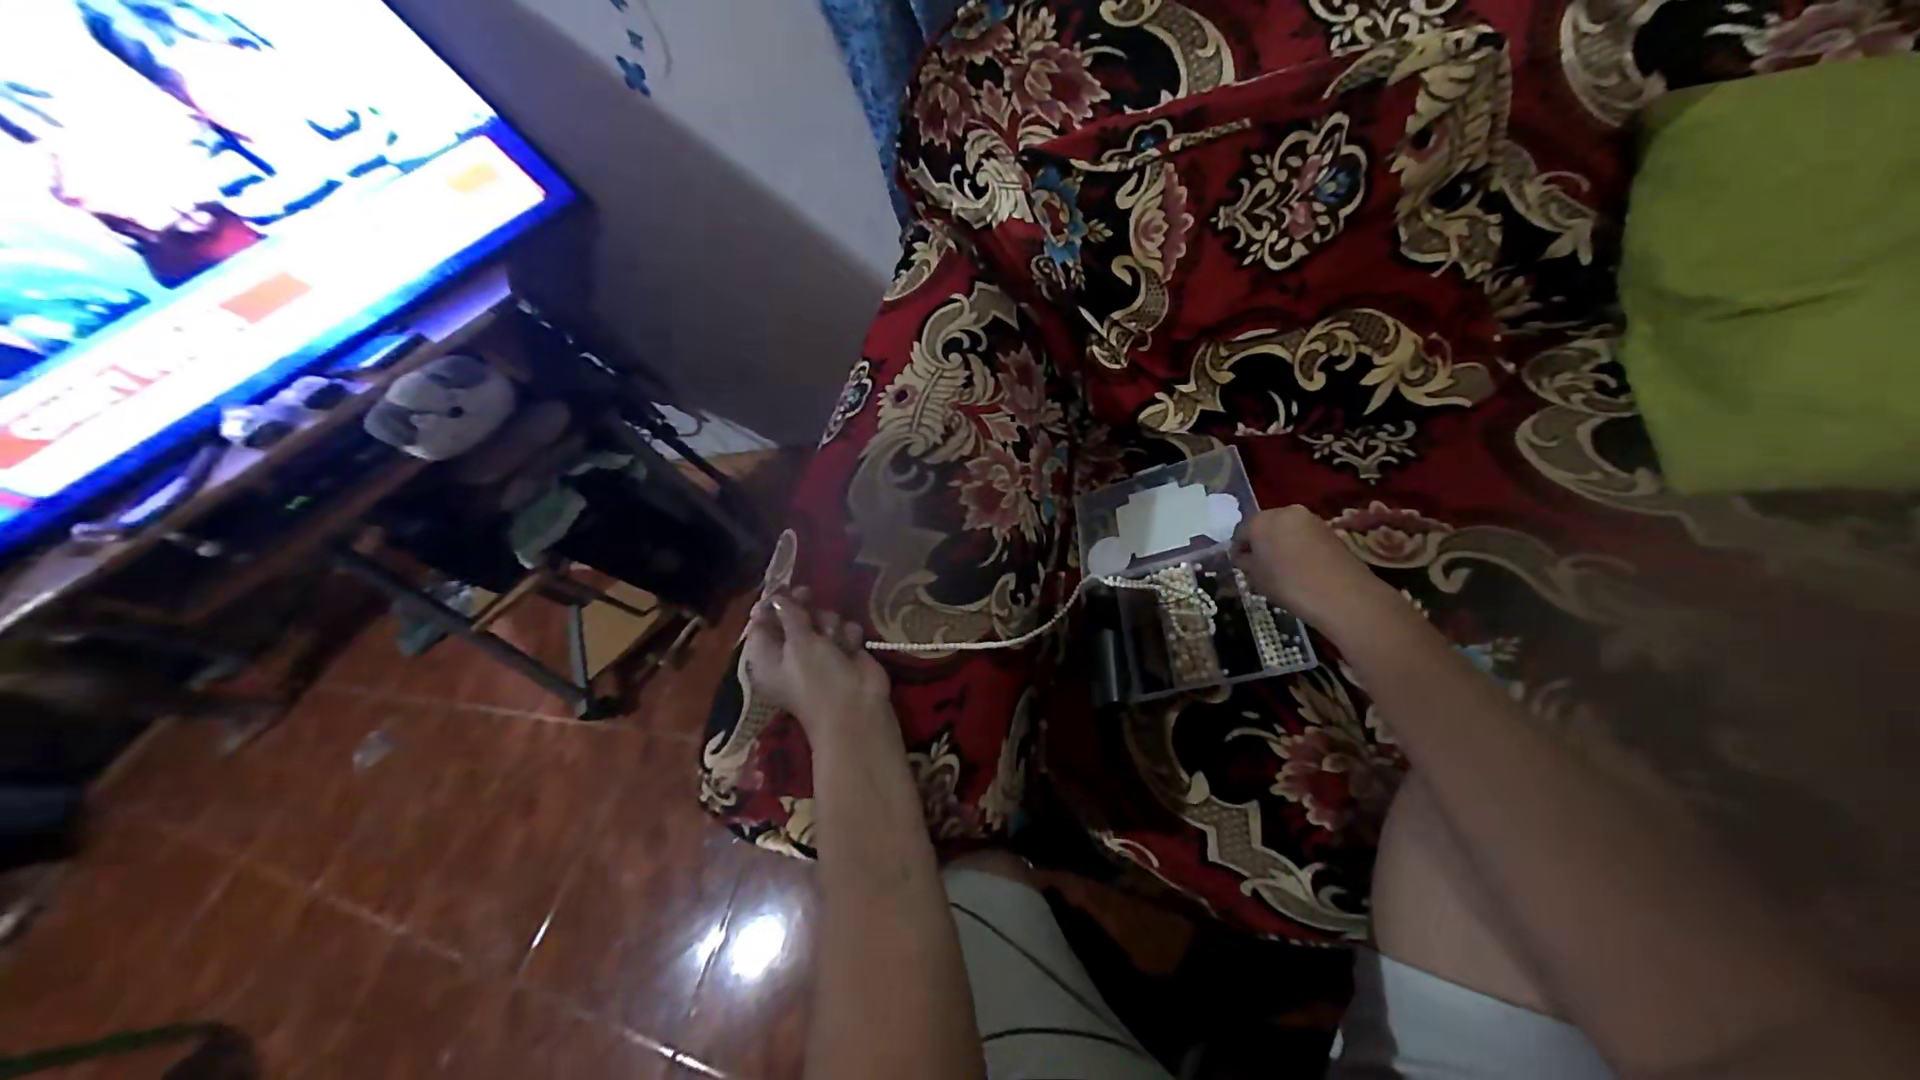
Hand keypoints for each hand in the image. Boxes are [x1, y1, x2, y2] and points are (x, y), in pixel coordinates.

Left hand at [743, 587, 894, 747]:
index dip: (770, 605)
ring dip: (828, 624)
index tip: (782, 587)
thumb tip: (776, 598)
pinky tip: (851, 647)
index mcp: (767, 657)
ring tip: (833, 638)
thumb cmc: (817, 677)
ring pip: (821, 620)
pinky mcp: (844, 652)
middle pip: (792, 618)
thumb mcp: (798, 643)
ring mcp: (820, 653)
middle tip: (808, 595)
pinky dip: (847, 636)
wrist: (856, 708)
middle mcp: (790, 653)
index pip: (761, 624)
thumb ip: (789, 615)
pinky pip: (844, 630)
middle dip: (802, 608)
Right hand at [1231, 506, 1400, 635]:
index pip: (1240, 532)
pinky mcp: (1329, 528)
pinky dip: (1298, 546)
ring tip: (1283, 567)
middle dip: (1260, 543)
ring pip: (1285, 529)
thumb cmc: (1288, 584)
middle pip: (1264, 526)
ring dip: (1280, 543)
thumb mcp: (1256, 577)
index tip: (1240, 566)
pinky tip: (1302, 566)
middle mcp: (1284, 512)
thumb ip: (1245, 562)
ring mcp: (1310, 518)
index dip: (1238, 550)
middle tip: (1260, 565)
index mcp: (1260, 521)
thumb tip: (1245, 556)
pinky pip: (1304, 535)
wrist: (1341, 594)